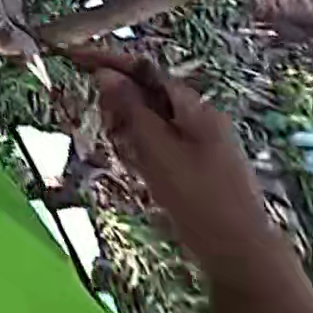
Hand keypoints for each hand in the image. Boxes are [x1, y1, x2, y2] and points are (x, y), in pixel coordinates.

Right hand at [94, 64, 284, 278]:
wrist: (241, 256)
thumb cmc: (197, 196)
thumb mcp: (155, 147)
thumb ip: (129, 106)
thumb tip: (104, 72)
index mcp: (194, 106)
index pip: (143, 68)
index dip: (106, 59)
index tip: (72, 56)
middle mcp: (197, 116)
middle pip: (144, 91)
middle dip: (117, 102)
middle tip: (106, 126)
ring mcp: (197, 139)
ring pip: (146, 117)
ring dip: (126, 126)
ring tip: (123, 153)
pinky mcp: (193, 162)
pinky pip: (155, 139)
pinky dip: (138, 145)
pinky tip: (135, 167)